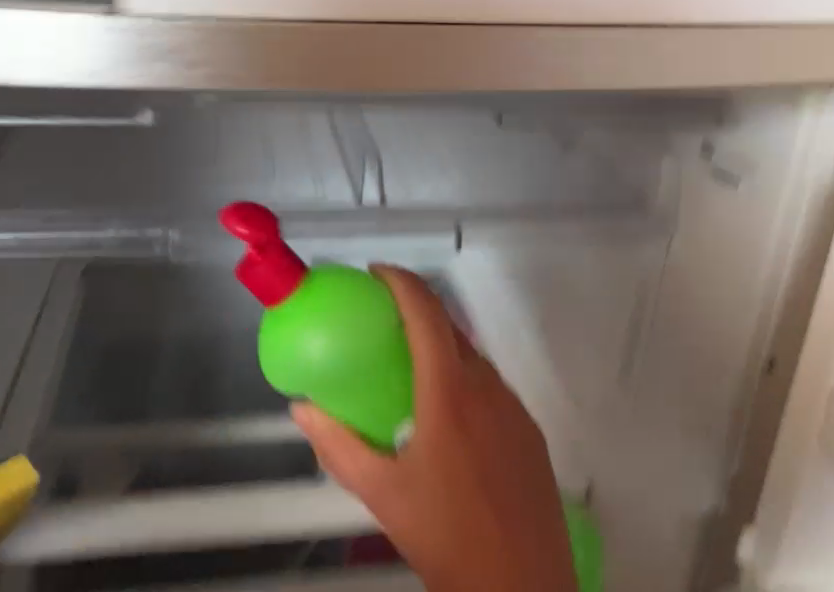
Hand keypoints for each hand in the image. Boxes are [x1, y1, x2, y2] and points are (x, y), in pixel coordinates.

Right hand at [291, 265, 576, 591]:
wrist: (522, 589)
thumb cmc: (446, 537)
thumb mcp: (382, 494)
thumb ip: (338, 446)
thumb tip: (302, 410)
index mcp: (450, 393)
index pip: (427, 313)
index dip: (402, 281)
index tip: (375, 273)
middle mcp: (488, 388)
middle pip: (452, 327)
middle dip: (417, 308)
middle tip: (380, 316)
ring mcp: (515, 409)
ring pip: (474, 356)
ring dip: (441, 343)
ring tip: (407, 362)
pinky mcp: (531, 433)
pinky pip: (492, 386)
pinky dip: (463, 375)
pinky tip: (445, 413)